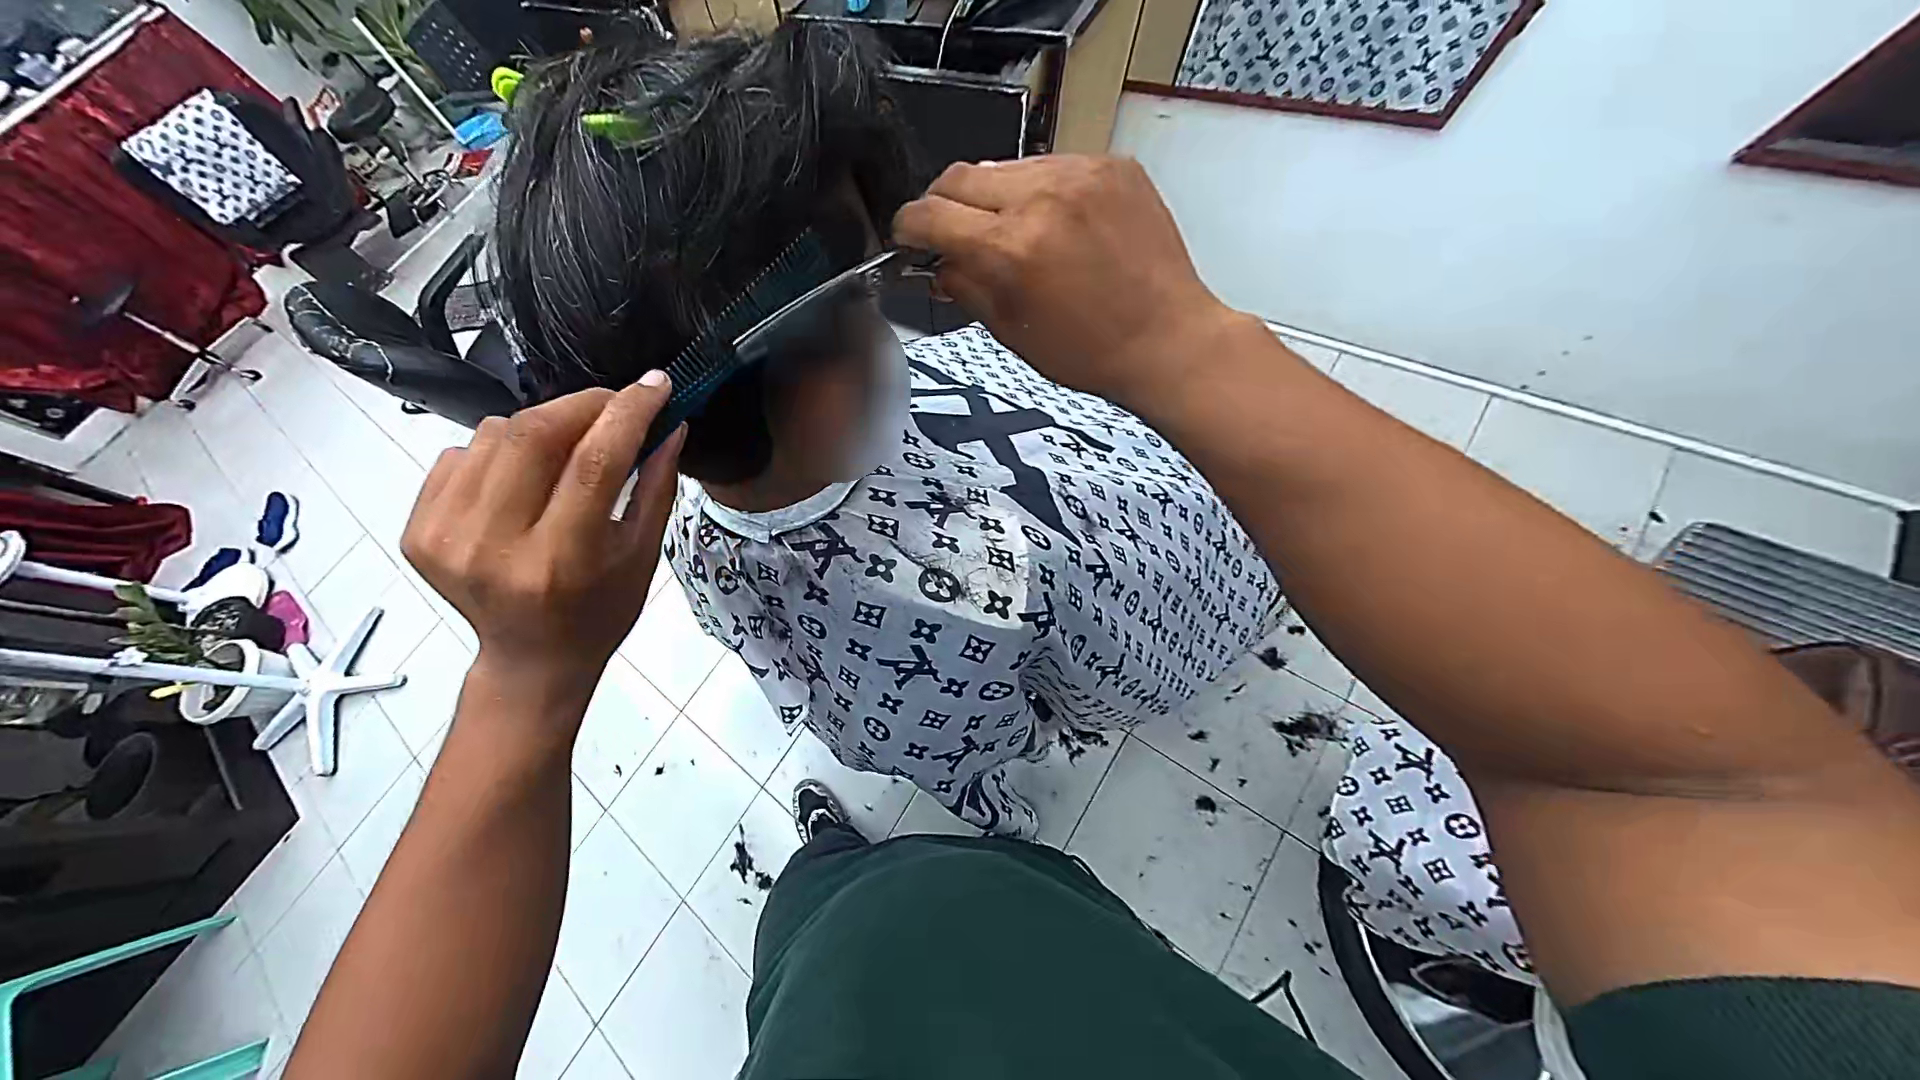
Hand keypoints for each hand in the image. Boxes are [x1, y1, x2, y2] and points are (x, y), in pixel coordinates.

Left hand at [401, 376, 683, 704]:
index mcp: (562, 559)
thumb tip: (670, 425)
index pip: (595, 462)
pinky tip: (524, 476)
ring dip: (544, 424)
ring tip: (571, 447)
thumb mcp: (643, 554)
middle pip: (535, 436)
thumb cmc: (600, 612)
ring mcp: (447, 536)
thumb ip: (657, 486)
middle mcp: (495, 545)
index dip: (629, 412)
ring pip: (495, 434)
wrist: (531, 658)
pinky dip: (501, 448)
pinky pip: (461, 453)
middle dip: (584, 405)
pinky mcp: (418, 529)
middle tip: (616, 404)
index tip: (656, 385)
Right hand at [892, 155, 1252, 409]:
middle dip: (944, 205)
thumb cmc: (1093, 352)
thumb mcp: (1013, 332)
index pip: (930, 214)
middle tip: (952, 234)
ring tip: (1012, 235)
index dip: (908, 227)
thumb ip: (967, 289)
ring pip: (1005, 166)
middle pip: (959, 176)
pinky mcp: (1112, 166)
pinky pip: (1053, 165)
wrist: (1167, 340)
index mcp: (1011, 249)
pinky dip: (1040, 192)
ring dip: (994, 198)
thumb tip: (941, 265)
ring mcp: (1081, 174)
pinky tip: (1055, 226)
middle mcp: (1043, 198)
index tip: (909, 236)